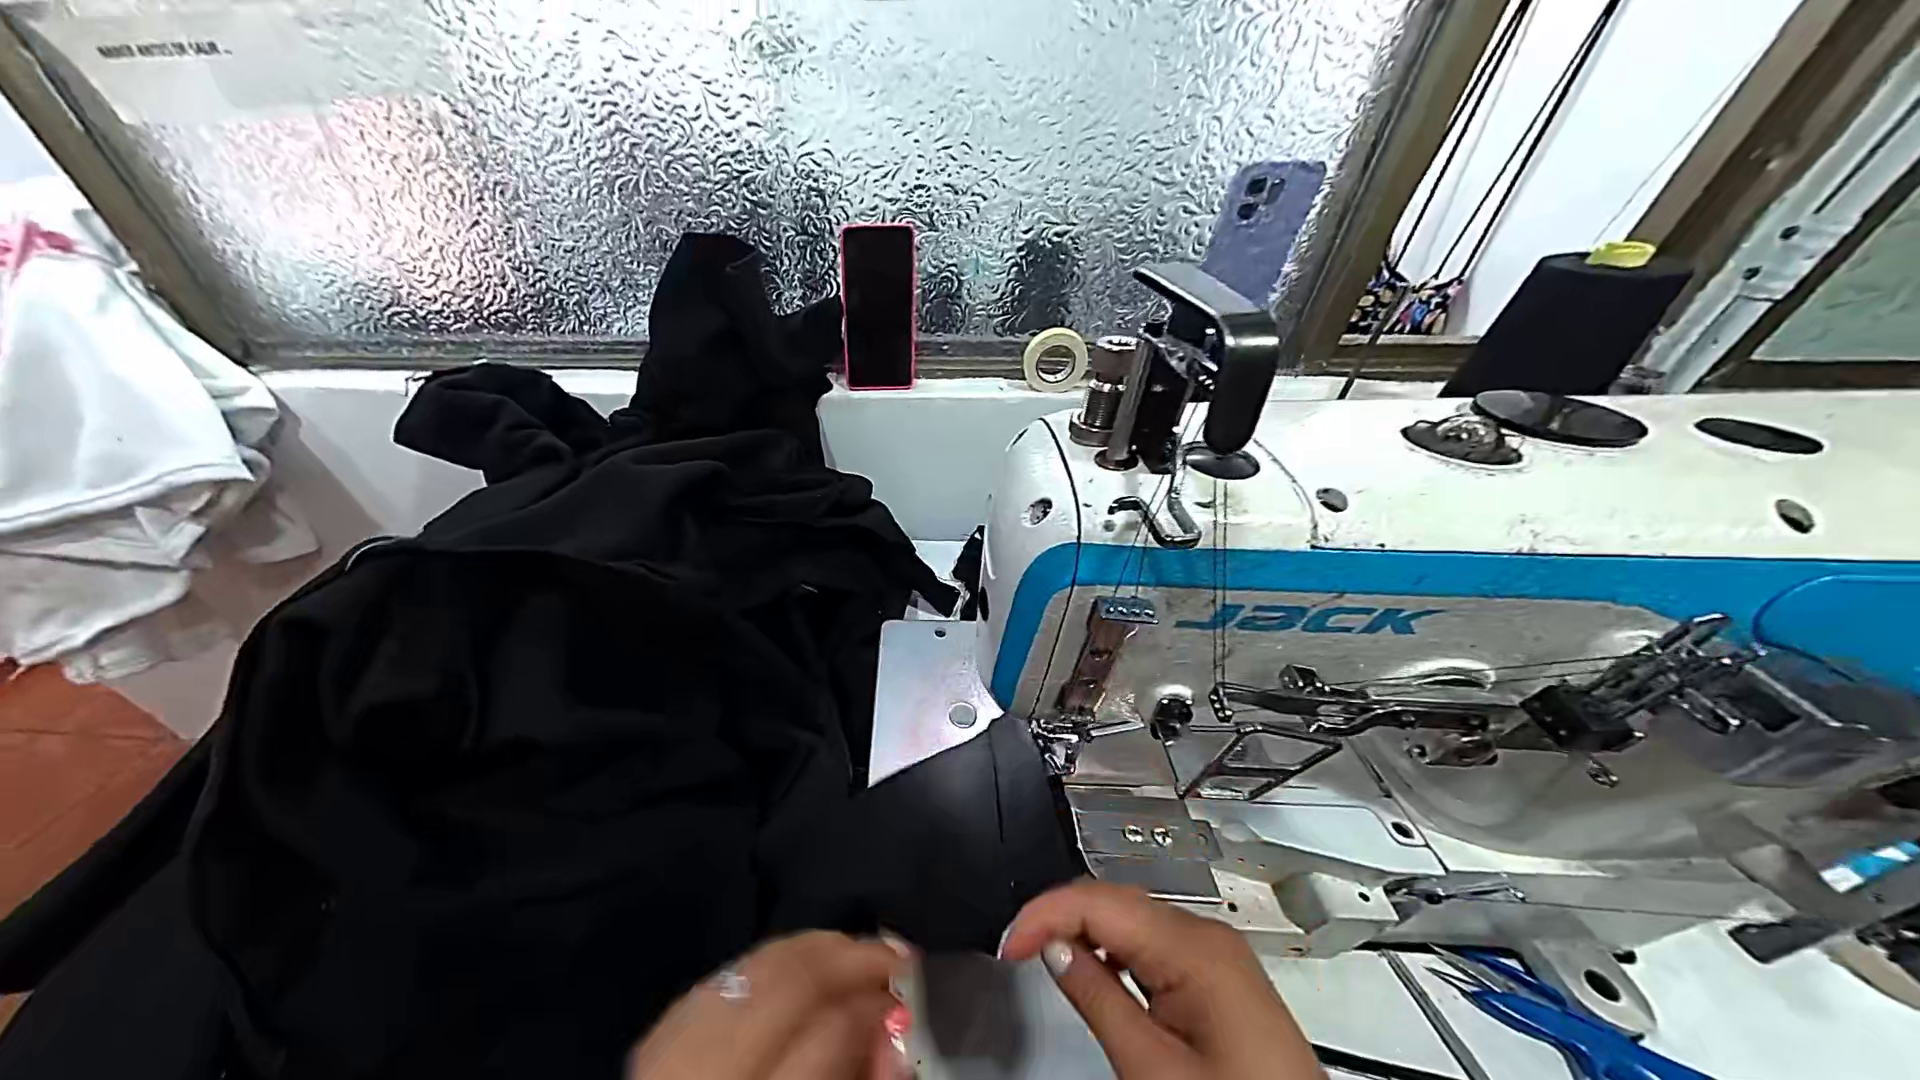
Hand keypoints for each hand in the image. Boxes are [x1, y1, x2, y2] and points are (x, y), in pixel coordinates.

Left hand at [628, 931, 911, 1079]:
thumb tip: (896, 1040)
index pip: (830, 1032)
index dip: (877, 1006)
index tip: (905, 997)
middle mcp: (708, 1067)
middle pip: (795, 980)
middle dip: (855, 957)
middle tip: (895, 957)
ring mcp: (676, 1043)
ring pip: (762, 962)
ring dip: (820, 947)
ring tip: (859, 950)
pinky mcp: (661, 1029)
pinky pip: (732, 970)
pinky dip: (776, 957)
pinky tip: (804, 959)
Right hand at [1000, 881, 1324, 1079]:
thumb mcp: (1153, 1070)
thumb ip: (1097, 997)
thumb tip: (1054, 947)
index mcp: (1194, 947)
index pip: (1099, 902)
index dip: (1045, 914)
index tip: (1009, 945)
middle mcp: (1207, 936)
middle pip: (1116, 901)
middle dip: (1061, 916)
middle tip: (1019, 950)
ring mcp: (1217, 953)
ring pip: (1132, 918)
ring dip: (1085, 930)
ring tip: (1047, 957)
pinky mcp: (1219, 974)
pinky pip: (1153, 942)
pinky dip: (1114, 948)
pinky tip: (1095, 967)